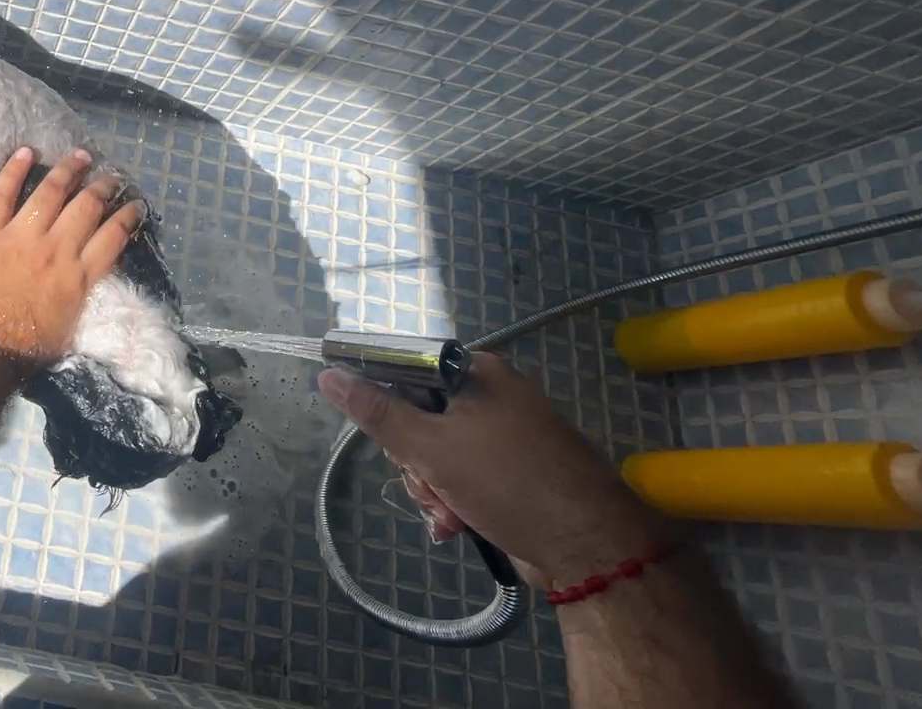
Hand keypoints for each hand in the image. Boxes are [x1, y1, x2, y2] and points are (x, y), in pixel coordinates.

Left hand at [0, 147, 143, 369]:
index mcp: (79, 277)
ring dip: (69, 169)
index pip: (114, 235)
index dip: (128, 216)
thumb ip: (84, 292)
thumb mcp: (73, 325)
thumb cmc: (28, 349)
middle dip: (104, 186)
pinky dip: (14, 170)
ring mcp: (20, 237)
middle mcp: (56, 250)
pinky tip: (27, 152)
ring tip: (80, 156)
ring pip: (50, 192)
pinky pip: (2, 193)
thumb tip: (91, 269)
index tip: (134, 204)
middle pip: (87, 206)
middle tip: (111, 176)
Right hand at [318, 354, 667, 587]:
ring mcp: (506, 434)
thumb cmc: (507, 483)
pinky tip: (456, 524)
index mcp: (476, 373)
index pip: (406, 368)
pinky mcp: (514, 470)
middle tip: (425, 479)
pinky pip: (462, 472)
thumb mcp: (429, 446)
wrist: (595, 553)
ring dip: (430, 485)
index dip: (384, 399)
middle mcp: (492, 395)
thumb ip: (375, 410)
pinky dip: (453, 497)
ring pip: (436, 449)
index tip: (382, 432)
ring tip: (447, 512)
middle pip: (418, 414)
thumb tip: (326, 374)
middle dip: (412, 458)